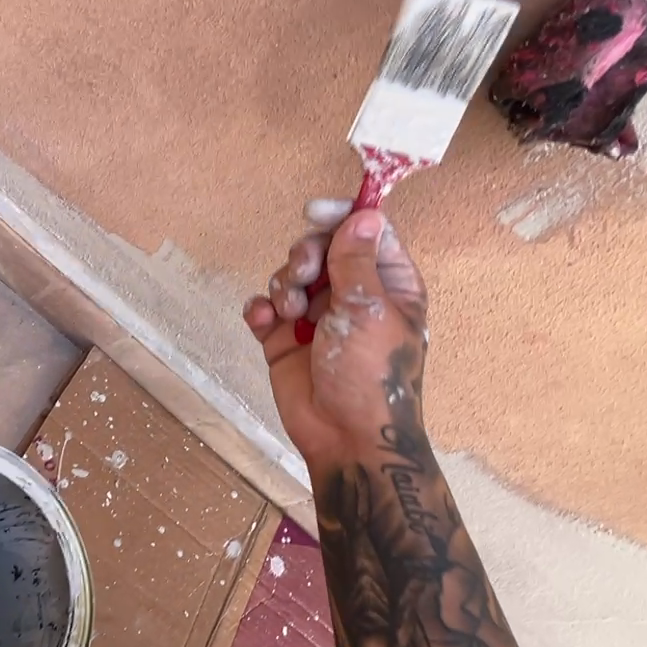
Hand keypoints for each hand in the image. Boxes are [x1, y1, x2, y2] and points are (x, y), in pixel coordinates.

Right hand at [243, 201, 427, 468]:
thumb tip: (365, 215)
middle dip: (304, 257)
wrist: (343, 434)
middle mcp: (350, 294)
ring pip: (289, 276)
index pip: (365, 233)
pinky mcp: (283, 339)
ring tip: (288, 313)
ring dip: (282, 286)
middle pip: (320, 249)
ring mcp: (315, 317)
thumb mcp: (369, 310)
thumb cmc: (370, 374)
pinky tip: (264, 323)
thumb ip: (357, 260)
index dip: (340, 217)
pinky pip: (264, 307)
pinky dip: (260, 310)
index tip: (314, 212)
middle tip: (304, 277)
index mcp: (387, 283)